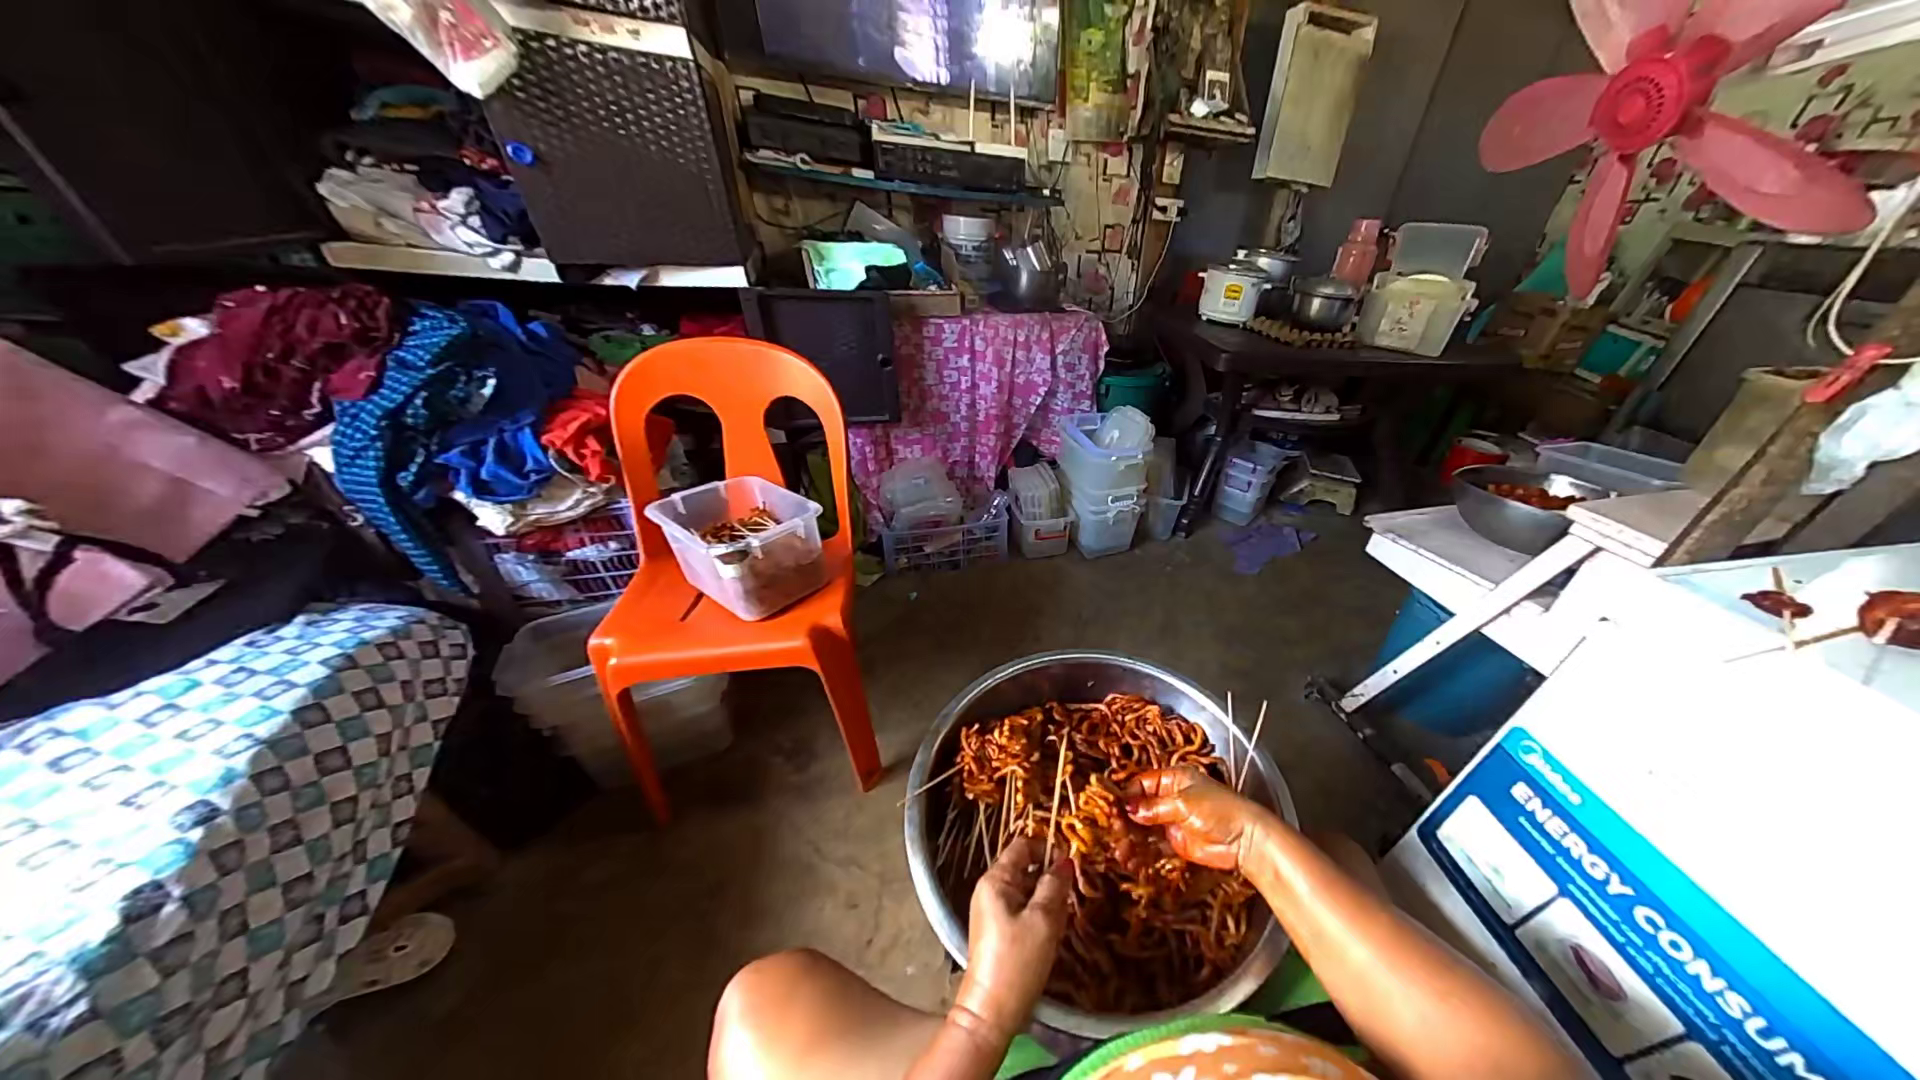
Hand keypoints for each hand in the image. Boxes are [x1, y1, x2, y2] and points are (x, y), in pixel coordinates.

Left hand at [954, 837, 1069, 1042]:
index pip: (1022, 846)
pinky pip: (1022, 910)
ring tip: (1062, 920)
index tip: (1071, 865)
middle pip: (1025, 868)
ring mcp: (992, 910)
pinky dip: (1040, 915)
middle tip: (1070, 898)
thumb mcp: (1043, 921)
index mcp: (995, 880)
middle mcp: (989, 889)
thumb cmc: (1017, 962)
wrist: (991, 1012)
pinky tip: (1052, 934)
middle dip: (1050, 879)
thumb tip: (1065, 861)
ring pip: (1026, 891)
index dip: (1047, 849)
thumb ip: (1055, 887)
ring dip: (1047, 900)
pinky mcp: (997, 930)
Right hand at [1125, 767, 1276, 870]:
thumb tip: (1129, 808)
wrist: (1246, 841)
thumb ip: (1154, 807)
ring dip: (1132, 836)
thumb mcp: (1184, 803)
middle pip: (1141, 805)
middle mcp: (1170, 798)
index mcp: (1173, 779)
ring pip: (1145, 827)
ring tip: (1119, 847)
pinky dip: (1142, 851)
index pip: (1142, 783)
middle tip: (1112, 830)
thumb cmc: (1219, 810)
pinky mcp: (1177, 842)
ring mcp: (1173, 821)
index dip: (1127, 794)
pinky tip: (1130, 857)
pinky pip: (1154, 845)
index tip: (1113, 807)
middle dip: (1126, 818)